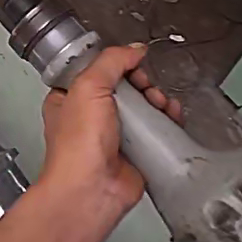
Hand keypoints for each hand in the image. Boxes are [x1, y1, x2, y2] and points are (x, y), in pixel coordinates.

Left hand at [38, 44, 182, 231]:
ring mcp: (114, 135)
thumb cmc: (77, 147)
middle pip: (125, 87)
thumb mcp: (88, 87)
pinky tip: (171, 115)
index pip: (97, 70)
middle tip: (145, 87)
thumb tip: (133, 50)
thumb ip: (111, 62)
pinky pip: (155, 130)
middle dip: (141, 83)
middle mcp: (90, 117)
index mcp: (69, 98)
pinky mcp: (135, 152)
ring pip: (142, 107)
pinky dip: (167, 120)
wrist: (91, 191)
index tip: (130, 64)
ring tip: (160, 102)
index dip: (116, 65)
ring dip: (156, 100)